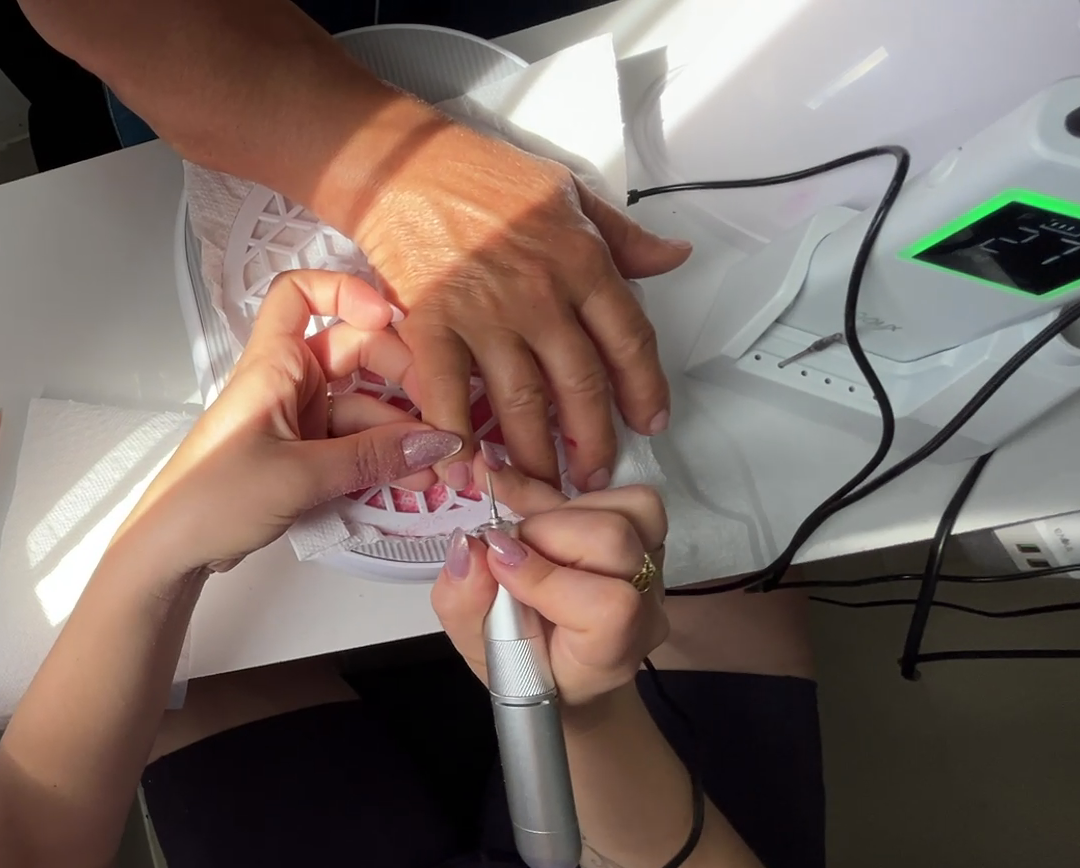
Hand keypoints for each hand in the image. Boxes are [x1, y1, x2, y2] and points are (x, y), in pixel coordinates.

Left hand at [126, 270, 462, 575]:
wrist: (174, 549)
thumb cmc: (214, 498)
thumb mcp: (298, 475)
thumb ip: (370, 458)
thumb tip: (439, 442)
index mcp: (272, 365)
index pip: (300, 295)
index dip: (344, 291)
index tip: (388, 317)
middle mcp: (286, 383)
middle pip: (355, 355)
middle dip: (403, 381)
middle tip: (446, 418)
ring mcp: (296, 421)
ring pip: (361, 409)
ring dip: (400, 436)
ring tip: (440, 471)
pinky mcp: (302, 456)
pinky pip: (352, 445)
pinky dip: (380, 460)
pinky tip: (413, 481)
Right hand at [352, 112, 690, 492]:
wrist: (406, 170)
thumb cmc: (484, 180)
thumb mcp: (572, 194)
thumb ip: (622, 237)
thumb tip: (673, 261)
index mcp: (582, 263)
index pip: (628, 340)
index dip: (642, 391)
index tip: (647, 425)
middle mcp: (542, 296)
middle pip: (578, 385)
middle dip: (589, 440)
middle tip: (592, 478)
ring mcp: (485, 317)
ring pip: (519, 401)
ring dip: (532, 452)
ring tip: (539, 485)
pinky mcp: (432, 328)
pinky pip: (450, 394)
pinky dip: (456, 435)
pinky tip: (464, 466)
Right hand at [432, 463, 668, 705]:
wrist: (559, 665)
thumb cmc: (517, 662)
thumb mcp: (471, 643)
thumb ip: (463, 600)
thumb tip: (468, 545)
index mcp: (606, 653)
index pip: (608, 605)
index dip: (545, 576)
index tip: (495, 563)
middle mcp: (644, 611)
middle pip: (614, 540)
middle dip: (544, 531)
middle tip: (506, 548)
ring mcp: (653, 573)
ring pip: (630, 510)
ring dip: (565, 513)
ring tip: (531, 536)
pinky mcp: (648, 544)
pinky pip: (632, 501)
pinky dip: (584, 500)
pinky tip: (552, 522)